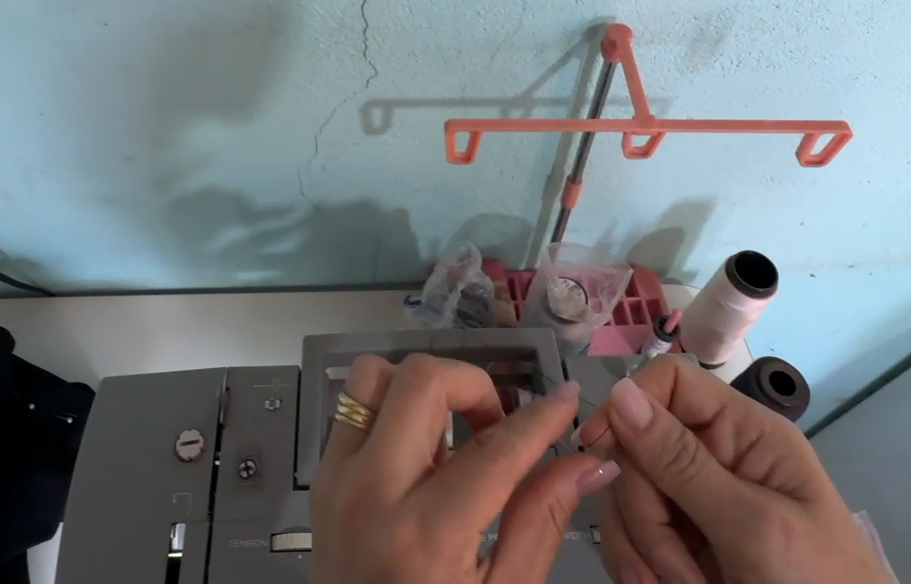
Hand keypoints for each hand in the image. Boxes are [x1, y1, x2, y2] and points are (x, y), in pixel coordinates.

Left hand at [310, 353, 621, 582]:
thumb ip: (541, 521)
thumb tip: (589, 463)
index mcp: (424, 537)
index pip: (492, 450)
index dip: (539, 418)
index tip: (565, 398)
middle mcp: (371, 491)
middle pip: (421, 381)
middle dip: (473, 385)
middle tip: (497, 424)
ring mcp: (337, 477)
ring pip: (376, 375)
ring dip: (423, 388)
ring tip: (452, 433)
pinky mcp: (322, 474)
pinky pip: (355, 403)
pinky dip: (393, 406)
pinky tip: (420, 451)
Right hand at [575, 357, 887, 583]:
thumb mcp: (755, 530)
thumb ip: (683, 463)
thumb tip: (620, 392)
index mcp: (744, 433)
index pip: (669, 382)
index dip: (628, 404)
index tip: (597, 448)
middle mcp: (714, 456)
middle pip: (636, 445)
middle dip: (642, 509)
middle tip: (674, 567)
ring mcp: (694, 501)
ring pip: (625, 491)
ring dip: (638, 546)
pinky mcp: (679, 542)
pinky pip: (630, 533)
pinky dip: (636, 564)